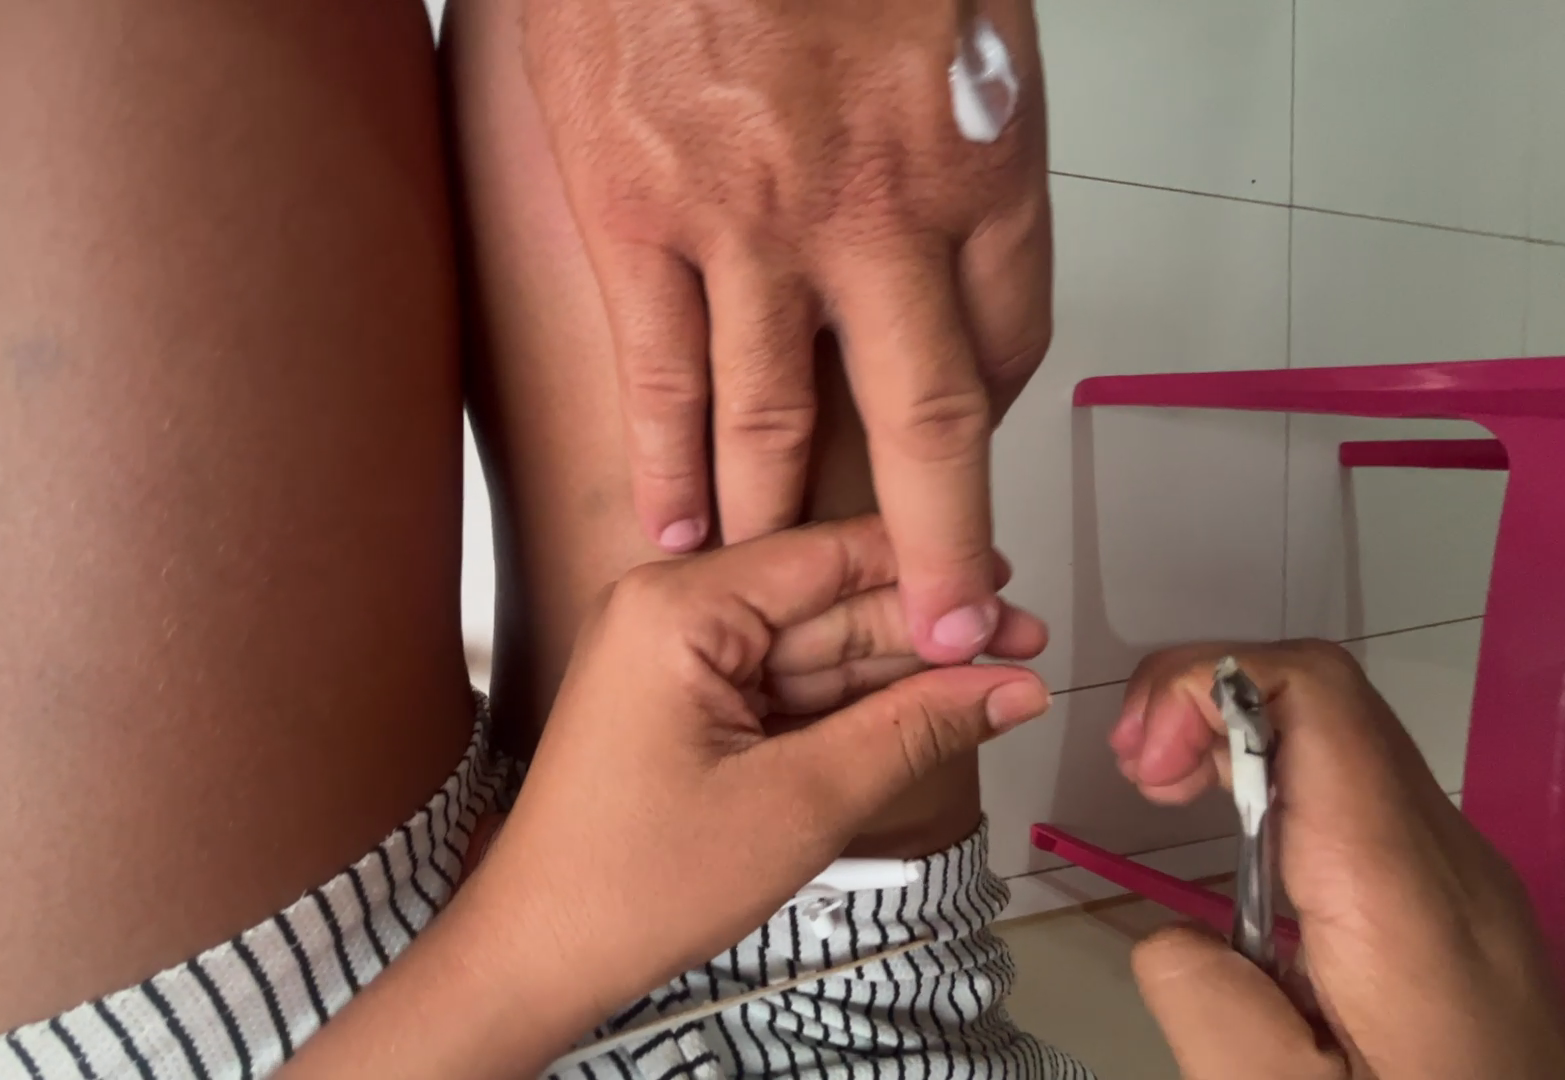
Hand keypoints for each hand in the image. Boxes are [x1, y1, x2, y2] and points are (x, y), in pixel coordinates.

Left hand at [288, 517, 1052, 1078]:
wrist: (542, 948)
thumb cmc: (640, 880)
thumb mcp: (798, 802)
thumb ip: (909, 730)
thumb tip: (1007, 686)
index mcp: (678, 603)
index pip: (826, 557)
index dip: (925, 573)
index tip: (1011, 594)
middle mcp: (668, 605)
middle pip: (821, 601)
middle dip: (920, 632)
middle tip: (1022, 651)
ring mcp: (672, 648)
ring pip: (806, 644)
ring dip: (892, 670)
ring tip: (991, 683)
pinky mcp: (681, 690)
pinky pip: (776, 679)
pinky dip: (842, 700)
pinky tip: (915, 709)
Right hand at [520, 0, 1052, 663]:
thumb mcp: (957, 8)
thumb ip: (965, 143)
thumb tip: (943, 254)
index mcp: (967, 149)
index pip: (1003, 336)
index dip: (986, 420)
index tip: (961, 466)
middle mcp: (866, 210)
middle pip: (922, 417)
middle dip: (935, 537)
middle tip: (942, 618)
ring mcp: (746, 227)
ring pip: (774, 418)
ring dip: (781, 521)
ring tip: (782, 589)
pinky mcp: (640, 226)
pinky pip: (663, 376)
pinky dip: (669, 465)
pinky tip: (675, 528)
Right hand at [1110, 642, 1564, 1079]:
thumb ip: (1198, 994)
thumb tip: (1174, 929)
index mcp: (1397, 884)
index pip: (1318, 695)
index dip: (1205, 686)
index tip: (1143, 767)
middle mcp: (1438, 845)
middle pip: (1316, 686)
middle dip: (1193, 698)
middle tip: (1136, 771)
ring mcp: (1444, 852)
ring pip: (1323, 713)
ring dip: (1215, 722)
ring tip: (1157, 783)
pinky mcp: (1430, 869)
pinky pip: (1333, 759)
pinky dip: (1247, 753)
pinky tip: (1211, 807)